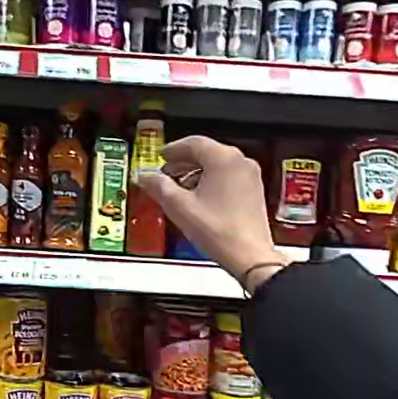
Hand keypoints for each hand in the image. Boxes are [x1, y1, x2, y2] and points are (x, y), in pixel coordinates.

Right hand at [136, 135, 288, 289]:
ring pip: (218, 165)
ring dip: (196, 173)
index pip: (193, 143)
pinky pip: (228, 177)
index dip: (173, 149)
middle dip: (183, 162)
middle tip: (166, 171)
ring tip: (178, 188)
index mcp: (223, 159)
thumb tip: (144, 176)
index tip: (162, 155)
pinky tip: (197, 198)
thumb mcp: (179, 206)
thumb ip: (158, 186)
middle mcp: (240, 163)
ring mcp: (250, 177)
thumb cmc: (220, 231)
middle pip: (206, 153)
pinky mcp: (253, 192)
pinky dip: (210, 182)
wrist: (248, 255)